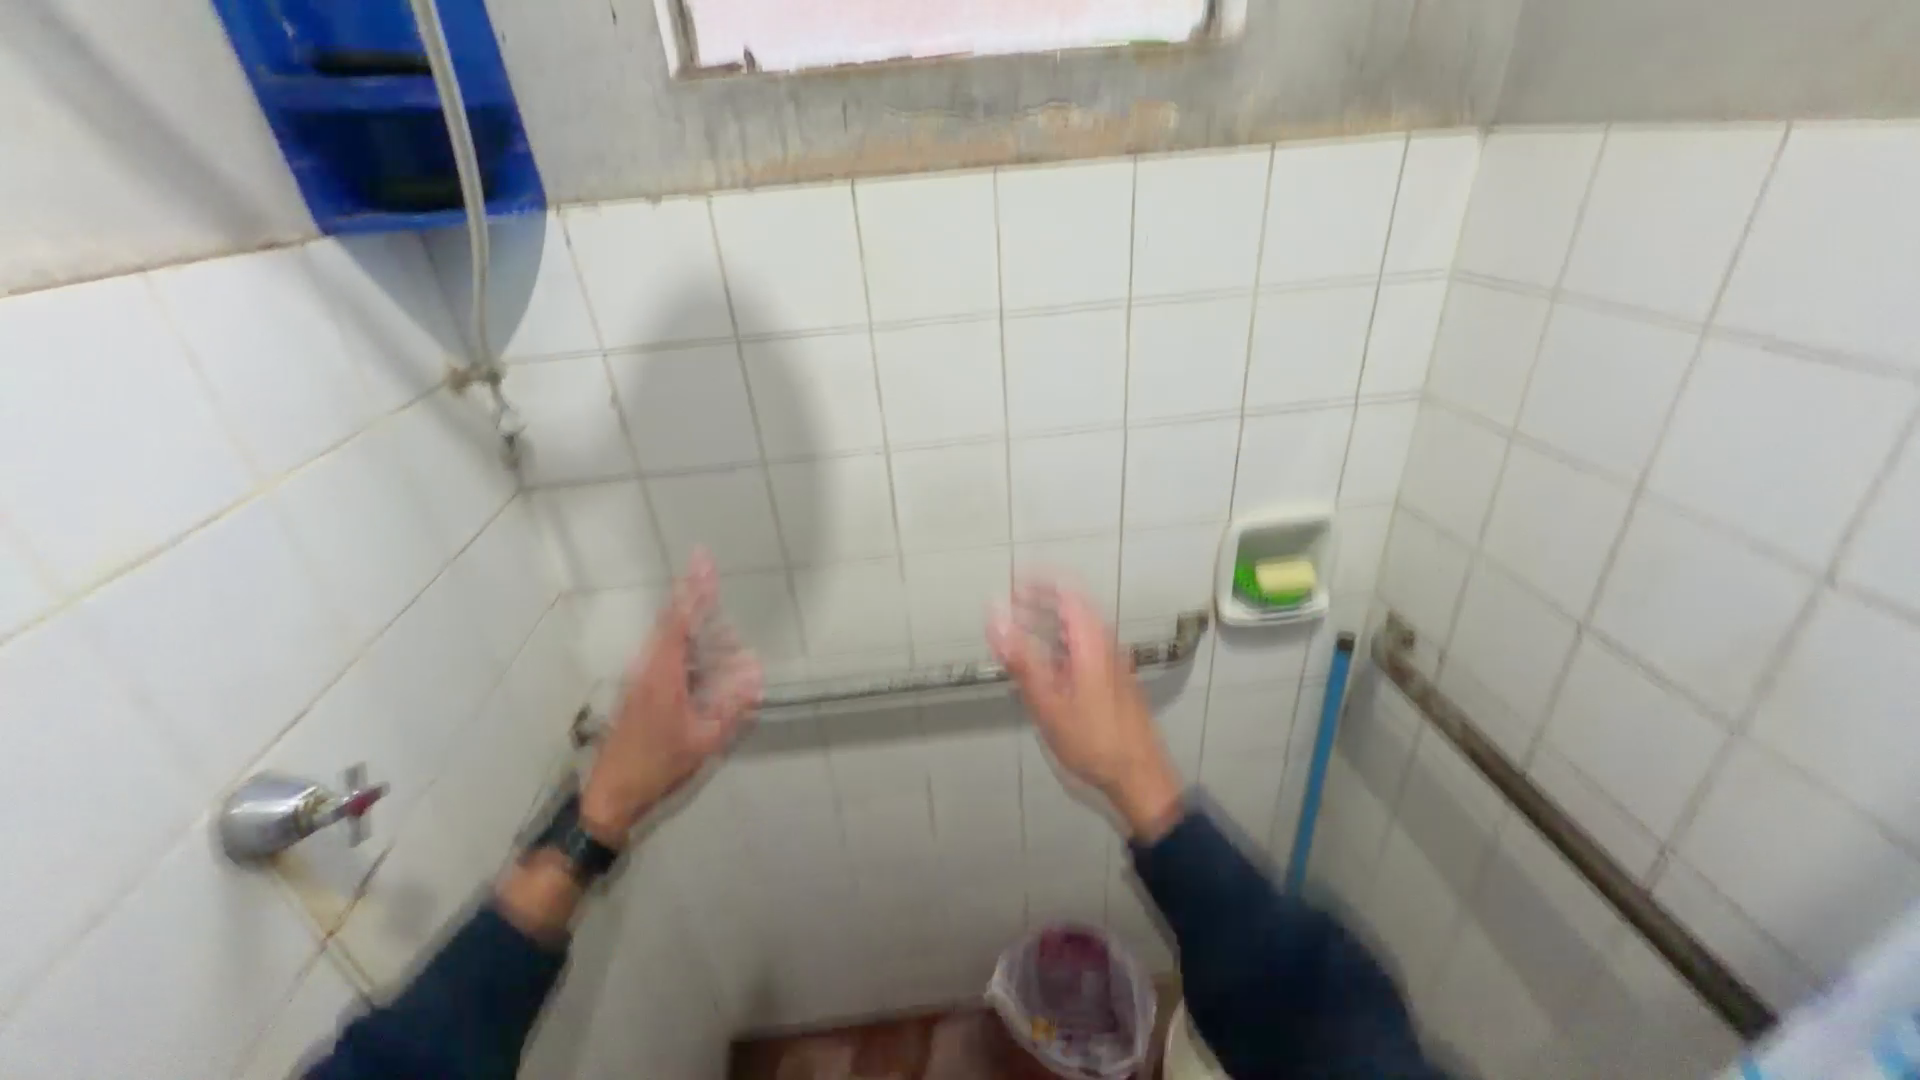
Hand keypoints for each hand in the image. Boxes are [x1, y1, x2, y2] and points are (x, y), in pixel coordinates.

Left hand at [579, 550, 761, 841]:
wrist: (611, 795)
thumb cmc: (658, 767)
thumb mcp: (705, 741)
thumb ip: (732, 706)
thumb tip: (755, 671)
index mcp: (662, 675)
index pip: (679, 620)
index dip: (693, 589)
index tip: (701, 558)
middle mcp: (647, 669)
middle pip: (675, 625)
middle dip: (701, 609)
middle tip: (727, 614)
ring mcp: (640, 680)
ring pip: (671, 642)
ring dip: (697, 635)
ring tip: (724, 642)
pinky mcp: (639, 692)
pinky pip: (667, 658)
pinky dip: (689, 652)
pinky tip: (704, 664)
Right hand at [988, 584, 1184, 841]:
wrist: (1139, 774)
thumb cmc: (1092, 740)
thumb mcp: (1048, 703)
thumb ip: (1020, 658)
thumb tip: (994, 617)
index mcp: (1091, 642)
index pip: (1066, 592)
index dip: (1039, 581)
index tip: (1011, 582)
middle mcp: (1105, 643)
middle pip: (1073, 606)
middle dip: (1040, 600)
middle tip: (1008, 604)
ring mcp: (1112, 660)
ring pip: (1078, 627)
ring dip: (1049, 622)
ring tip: (1018, 629)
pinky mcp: (1113, 677)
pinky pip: (1083, 644)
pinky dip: (1059, 641)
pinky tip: (1043, 662)